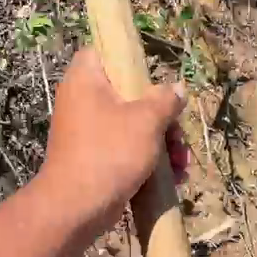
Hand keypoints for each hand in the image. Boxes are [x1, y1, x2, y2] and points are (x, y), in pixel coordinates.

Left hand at [37, 49, 187, 223]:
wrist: (76, 205)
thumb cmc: (109, 152)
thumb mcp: (146, 121)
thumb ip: (164, 100)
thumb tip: (176, 88)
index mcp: (85, 79)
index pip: (102, 51)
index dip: (128, 59)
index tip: (153, 77)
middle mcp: (81, 98)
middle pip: (128, 93)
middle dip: (161, 117)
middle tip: (178, 137)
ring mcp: (86, 128)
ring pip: (131, 123)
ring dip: (161, 141)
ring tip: (180, 165)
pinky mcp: (93, 153)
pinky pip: (124, 146)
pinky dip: (146, 158)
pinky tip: (172, 177)